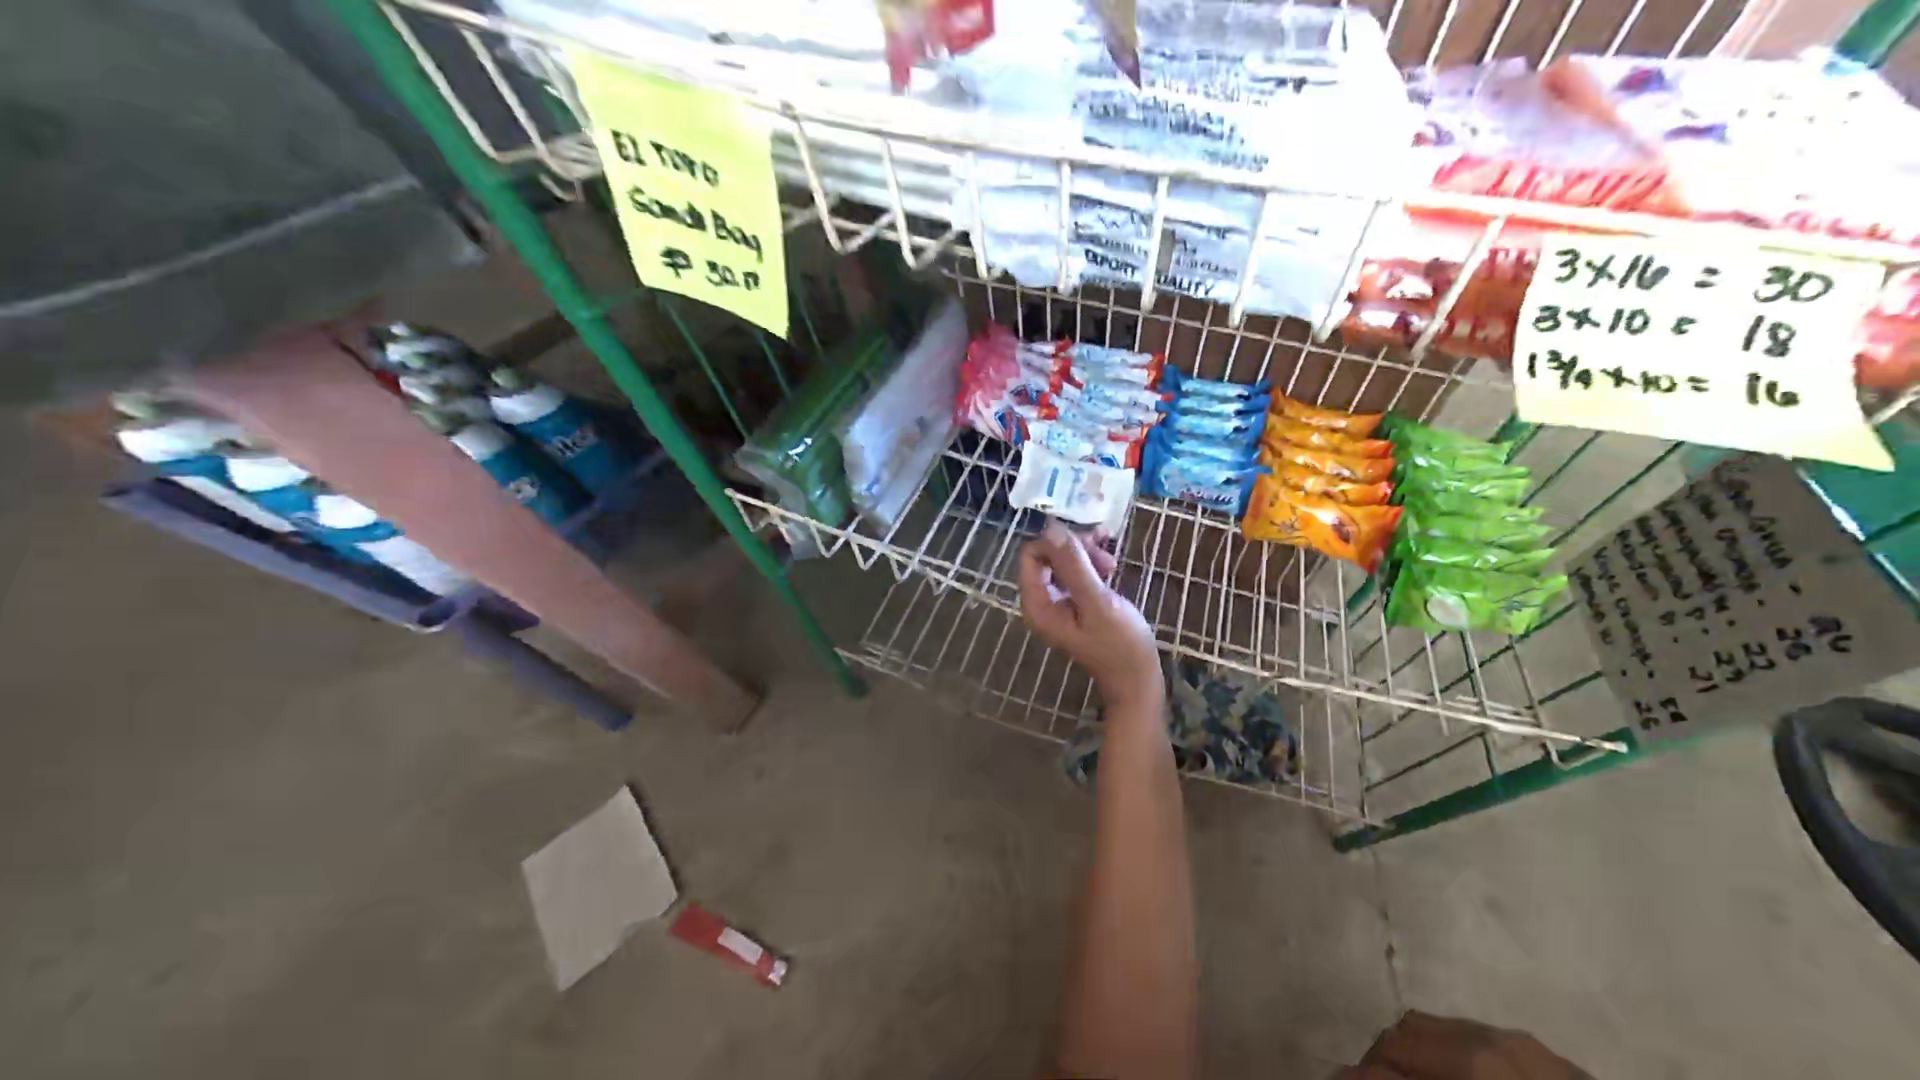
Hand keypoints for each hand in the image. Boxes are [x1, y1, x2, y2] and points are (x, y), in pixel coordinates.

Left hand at [1018, 522, 1163, 710]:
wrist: (1137, 679)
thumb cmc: (1119, 645)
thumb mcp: (1097, 602)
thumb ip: (1073, 566)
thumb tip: (1051, 527)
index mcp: (1037, 604)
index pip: (1030, 555)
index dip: (1057, 544)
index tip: (1089, 546)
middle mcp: (1040, 601)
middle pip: (1046, 555)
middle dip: (1074, 548)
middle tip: (1106, 556)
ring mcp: (1056, 603)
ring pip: (1062, 561)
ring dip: (1086, 555)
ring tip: (1112, 566)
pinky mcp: (1073, 603)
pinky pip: (1074, 572)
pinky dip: (1090, 564)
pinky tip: (1111, 569)